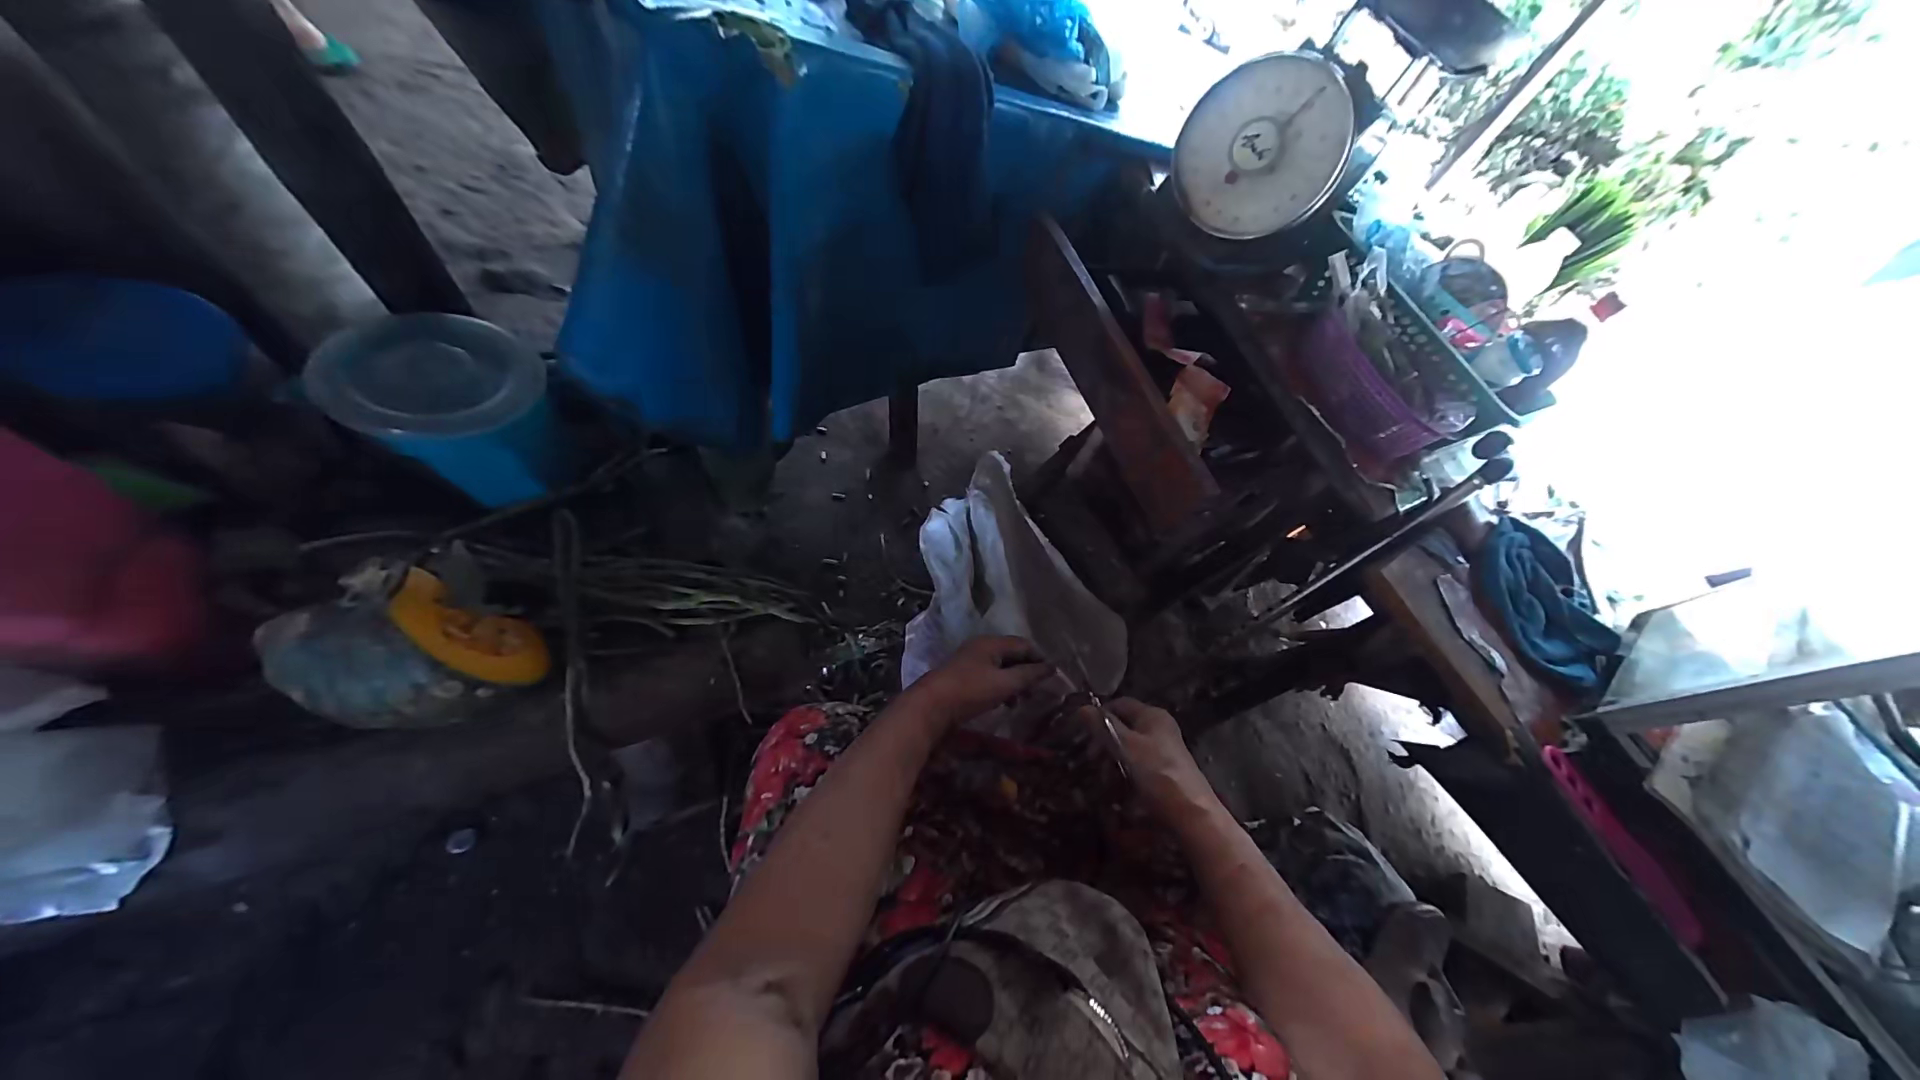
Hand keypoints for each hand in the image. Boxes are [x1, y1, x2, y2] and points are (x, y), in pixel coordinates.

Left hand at [902, 636, 1054, 730]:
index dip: (1040, 659)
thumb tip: (1051, 667)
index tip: (1052, 677)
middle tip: (1038, 690)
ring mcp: (970, 661)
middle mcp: (980, 647)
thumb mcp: (1004, 684)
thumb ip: (1029, 675)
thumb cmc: (970, 691)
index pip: (1024, 645)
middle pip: (1012, 654)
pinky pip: (989, 677)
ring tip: (1022, 700)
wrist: (930, 706)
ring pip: (1000, 667)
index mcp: (991, 643)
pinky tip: (1005, 703)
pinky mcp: (963, 677)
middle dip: (1027, 671)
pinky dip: (1001, 687)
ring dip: (1014, 681)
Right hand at [1097, 699, 1222, 826]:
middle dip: (1105, 744)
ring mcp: (1162, 751)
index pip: (1120, 704)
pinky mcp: (1163, 772)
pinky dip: (1125, 775)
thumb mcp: (1126, 746)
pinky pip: (1136, 767)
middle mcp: (1158, 729)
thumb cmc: (1158, 773)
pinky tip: (1119, 790)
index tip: (1085, 735)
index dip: (1100, 715)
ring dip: (1112, 764)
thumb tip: (1082, 707)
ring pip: (1127, 750)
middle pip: (1122, 728)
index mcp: (1152, 716)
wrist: (1192, 814)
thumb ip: (1103, 726)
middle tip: (1093, 761)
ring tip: (1107, 782)